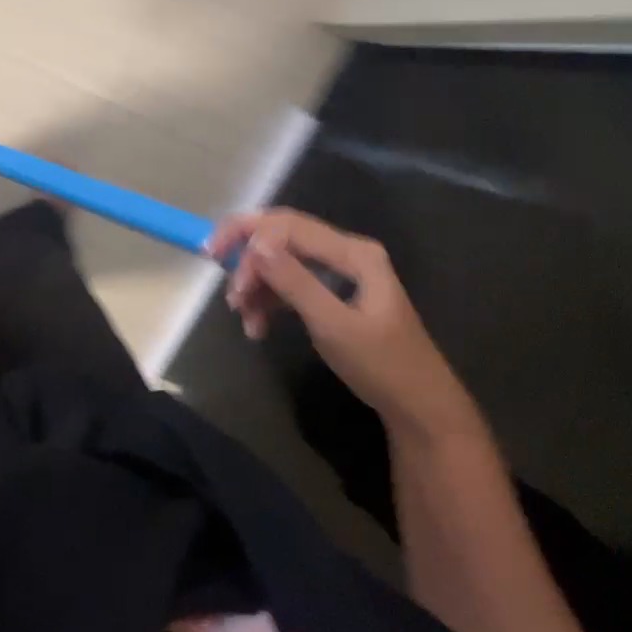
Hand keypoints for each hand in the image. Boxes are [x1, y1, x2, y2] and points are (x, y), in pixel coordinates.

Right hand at [207, 209, 479, 438]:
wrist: (418, 405)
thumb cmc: (382, 365)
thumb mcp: (333, 325)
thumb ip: (295, 282)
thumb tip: (255, 245)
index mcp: (354, 253)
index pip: (288, 226)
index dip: (246, 235)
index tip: (213, 258)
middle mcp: (346, 254)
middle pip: (282, 237)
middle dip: (246, 257)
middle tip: (221, 280)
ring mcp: (340, 274)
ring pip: (281, 264)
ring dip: (256, 286)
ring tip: (243, 318)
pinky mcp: (332, 295)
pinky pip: (289, 285)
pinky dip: (269, 301)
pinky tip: (257, 327)